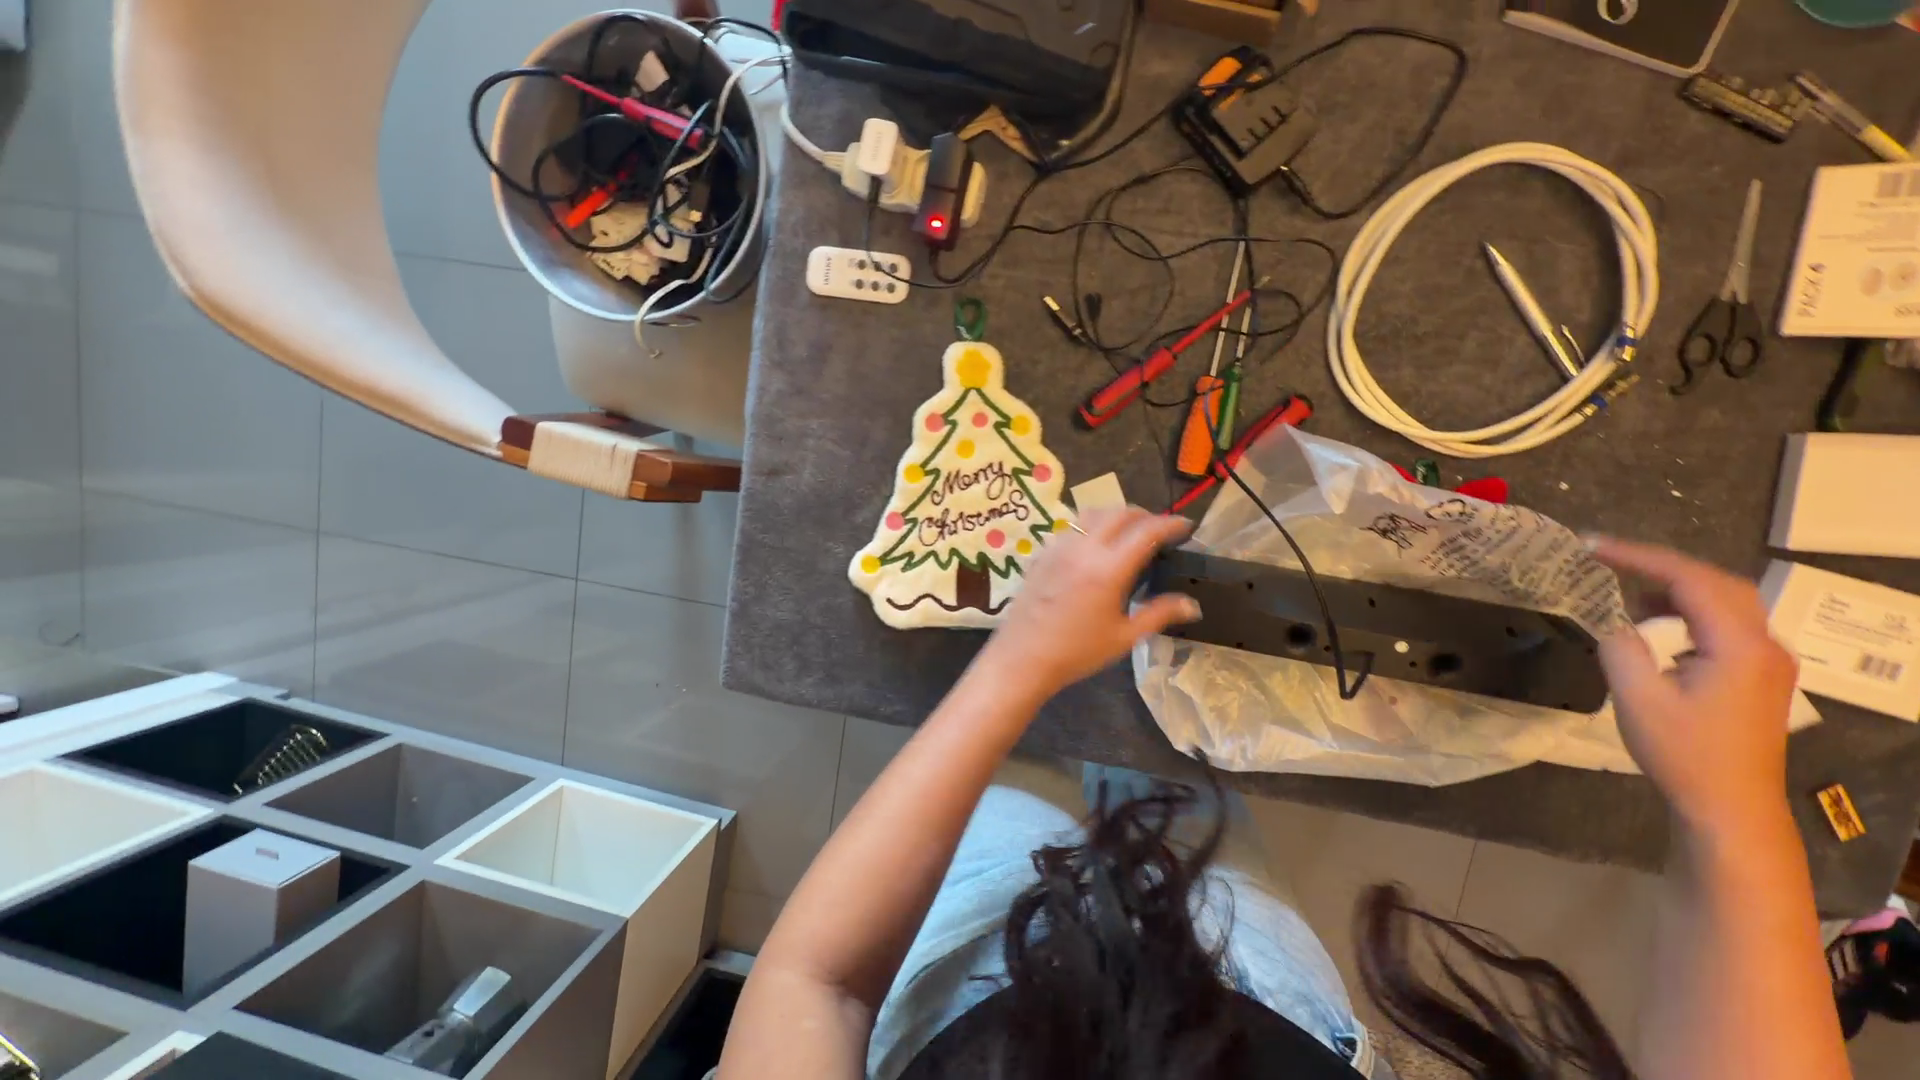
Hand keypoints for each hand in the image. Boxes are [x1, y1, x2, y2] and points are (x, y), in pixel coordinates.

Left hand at [976, 508, 1200, 698]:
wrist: (1022, 658)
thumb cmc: (1077, 652)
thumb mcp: (1124, 637)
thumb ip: (1159, 614)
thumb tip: (1192, 605)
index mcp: (1108, 569)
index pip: (1147, 531)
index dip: (1171, 524)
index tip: (1186, 526)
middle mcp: (1084, 549)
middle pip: (1120, 513)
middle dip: (1145, 515)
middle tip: (1159, 530)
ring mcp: (1059, 547)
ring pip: (1092, 513)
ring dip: (1116, 515)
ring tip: (1128, 531)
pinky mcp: (1042, 554)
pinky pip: (1070, 527)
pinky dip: (1090, 526)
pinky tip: (1094, 546)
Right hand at [1589, 537, 1797, 840]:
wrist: (1729, 807)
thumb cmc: (1684, 754)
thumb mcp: (1637, 700)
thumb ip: (1619, 648)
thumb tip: (1609, 619)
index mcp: (1739, 646)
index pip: (1692, 581)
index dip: (1640, 558)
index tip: (1593, 548)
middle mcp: (1764, 646)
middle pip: (1718, 584)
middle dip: (1661, 565)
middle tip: (1608, 560)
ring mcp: (1767, 662)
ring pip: (1725, 602)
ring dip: (1676, 587)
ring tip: (1625, 588)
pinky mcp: (1758, 676)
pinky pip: (1725, 625)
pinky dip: (1688, 610)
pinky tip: (1655, 623)